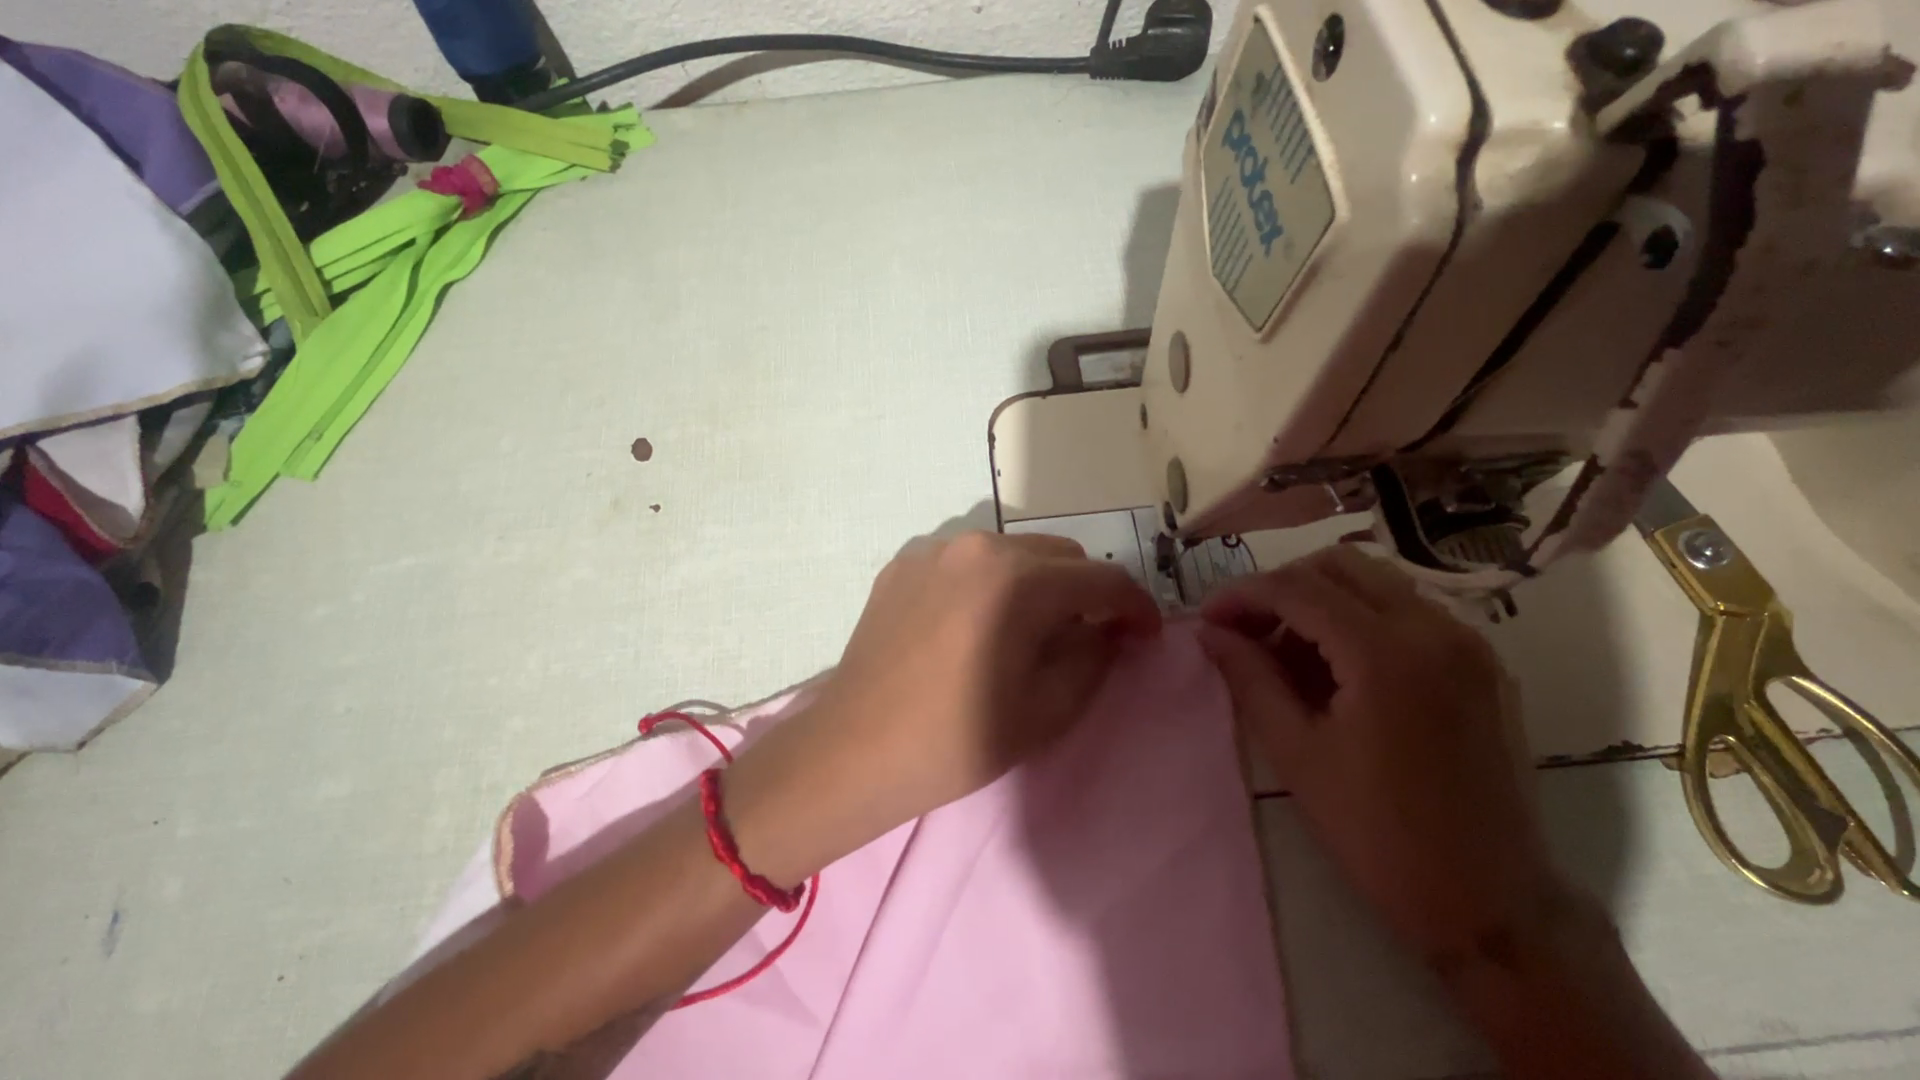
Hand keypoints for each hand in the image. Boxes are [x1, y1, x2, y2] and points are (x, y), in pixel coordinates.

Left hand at [727, 531, 1160, 882]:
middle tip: (1089, 637)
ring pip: (1012, 554)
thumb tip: (1109, 628)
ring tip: (1030, 632)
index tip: (1146, 634)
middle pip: (1059, 556)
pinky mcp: (902, 564)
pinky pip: (966, 562)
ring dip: (1037, 585)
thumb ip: (1094, 656)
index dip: (1135, 606)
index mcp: (1017, 579)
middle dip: (1085, 592)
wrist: (854, 752)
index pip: (1102, 578)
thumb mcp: (1048, 709)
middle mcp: (977, 545)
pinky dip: (989, 584)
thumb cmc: (957, 741)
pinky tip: (977, 627)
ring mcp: (933, 550)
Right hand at [1196, 546, 1566, 962]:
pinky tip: (1339, 672)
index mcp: (1386, 652)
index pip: (1298, 588)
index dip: (1243, 595)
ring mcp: (1469, 643)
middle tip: (1247, 632)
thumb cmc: (1377, 832)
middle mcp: (1435, 628)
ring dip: (1324, 602)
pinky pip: (1412, 614)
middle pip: (1342, 565)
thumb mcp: (1297, 753)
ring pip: (1379, 584)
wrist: (1485, 898)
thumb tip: (1210, 633)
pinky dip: (1364, 622)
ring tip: (1288, 656)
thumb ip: (1250, 678)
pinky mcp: (1484, 666)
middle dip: (1284, 588)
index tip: (1208, 620)